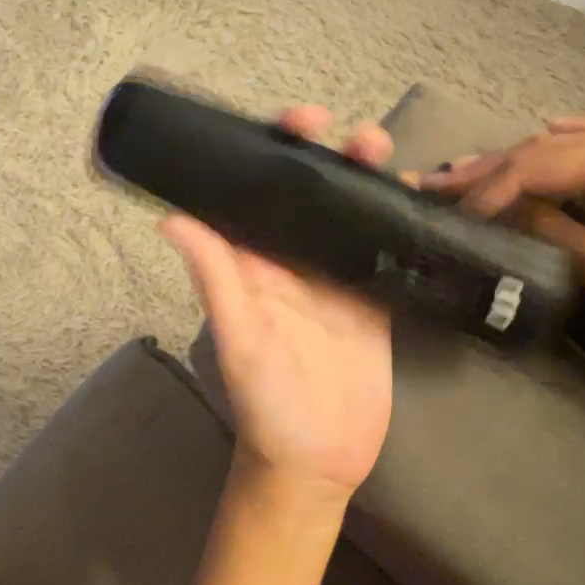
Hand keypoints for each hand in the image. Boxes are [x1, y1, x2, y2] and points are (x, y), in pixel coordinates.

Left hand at [160, 106, 394, 498]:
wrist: (317, 461)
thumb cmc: (267, 404)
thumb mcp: (240, 337)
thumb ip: (215, 278)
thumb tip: (169, 219)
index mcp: (251, 263)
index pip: (255, 193)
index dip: (272, 153)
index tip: (298, 123)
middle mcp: (289, 263)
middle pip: (307, 195)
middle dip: (327, 156)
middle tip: (357, 135)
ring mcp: (332, 279)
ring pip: (348, 214)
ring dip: (364, 179)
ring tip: (385, 154)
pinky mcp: (370, 301)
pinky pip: (382, 249)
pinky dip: (396, 221)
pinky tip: (415, 195)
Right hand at [421, 116, 584, 382]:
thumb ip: (563, 236)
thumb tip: (512, 212)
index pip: (543, 164)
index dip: (490, 187)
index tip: (450, 212)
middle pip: (558, 144)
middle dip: (496, 166)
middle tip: (437, 181)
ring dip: (529, 156)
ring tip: (474, 168)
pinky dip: (575, 144)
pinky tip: (549, 134)